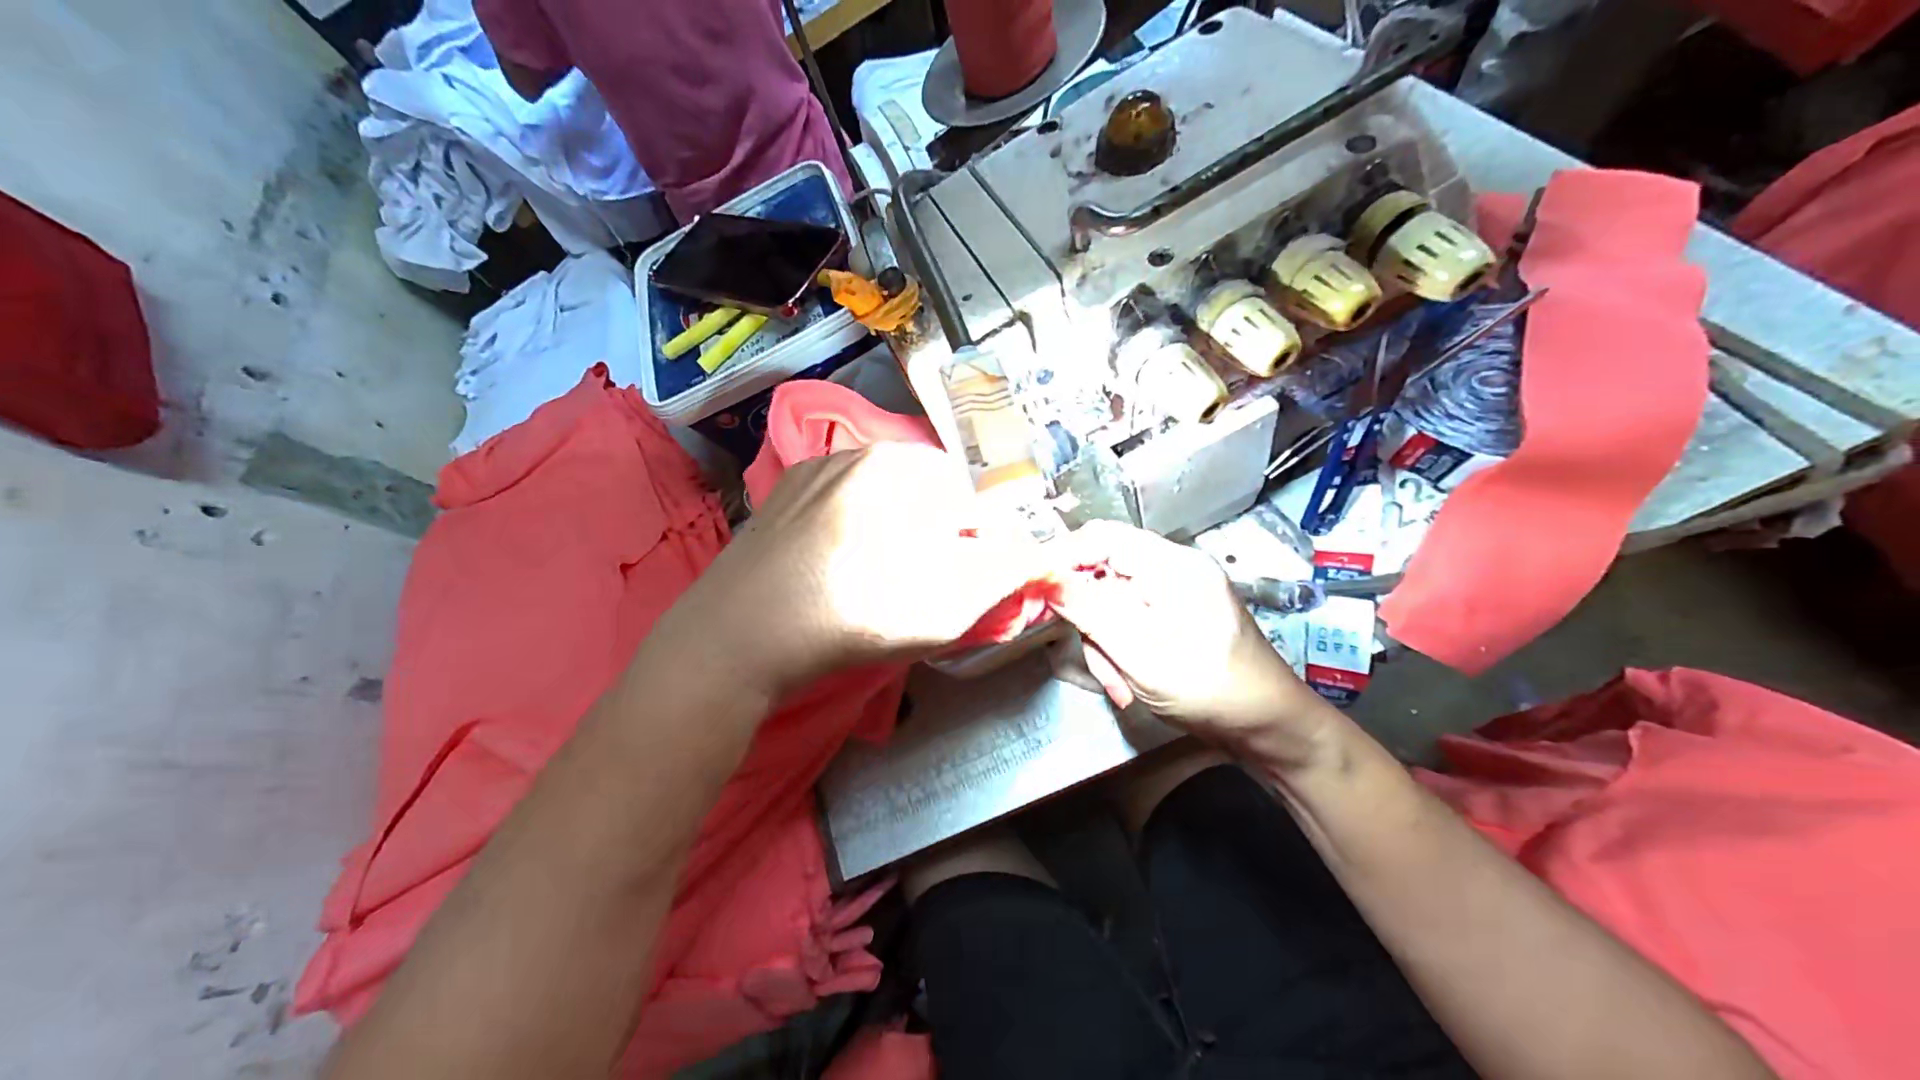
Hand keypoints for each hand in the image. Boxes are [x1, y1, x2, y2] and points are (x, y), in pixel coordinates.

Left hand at [655, 443, 1053, 696]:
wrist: (737, 636)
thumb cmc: (850, 619)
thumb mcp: (945, 606)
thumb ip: (1007, 573)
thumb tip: (1052, 554)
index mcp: (900, 468)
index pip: (971, 502)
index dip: (981, 547)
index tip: (969, 586)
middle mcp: (858, 452)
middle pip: (928, 494)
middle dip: (941, 539)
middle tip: (923, 589)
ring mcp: (816, 469)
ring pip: (885, 496)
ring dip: (900, 532)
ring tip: (880, 582)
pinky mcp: (785, 493)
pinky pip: (844, 501)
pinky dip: (858, 527)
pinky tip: (841, 567)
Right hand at [1050, 520, 1341, 772]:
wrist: (1272, 728)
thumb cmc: (1211, 689)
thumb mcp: (1140, 652)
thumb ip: (1089, 611)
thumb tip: (1044, 576)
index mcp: (1171, 564)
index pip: (1100, 538)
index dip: (1062, 560)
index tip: (1035, 594)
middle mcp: (1174, 569)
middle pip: (1103, 575)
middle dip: (1091, 622)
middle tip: (1098, 663)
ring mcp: (1178, 593)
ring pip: (1113, 605)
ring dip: (1106, 646)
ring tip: (1122, 686)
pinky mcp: (1179, 616)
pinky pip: (1133, 622)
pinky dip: (1124, 652)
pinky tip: (1132, 684)